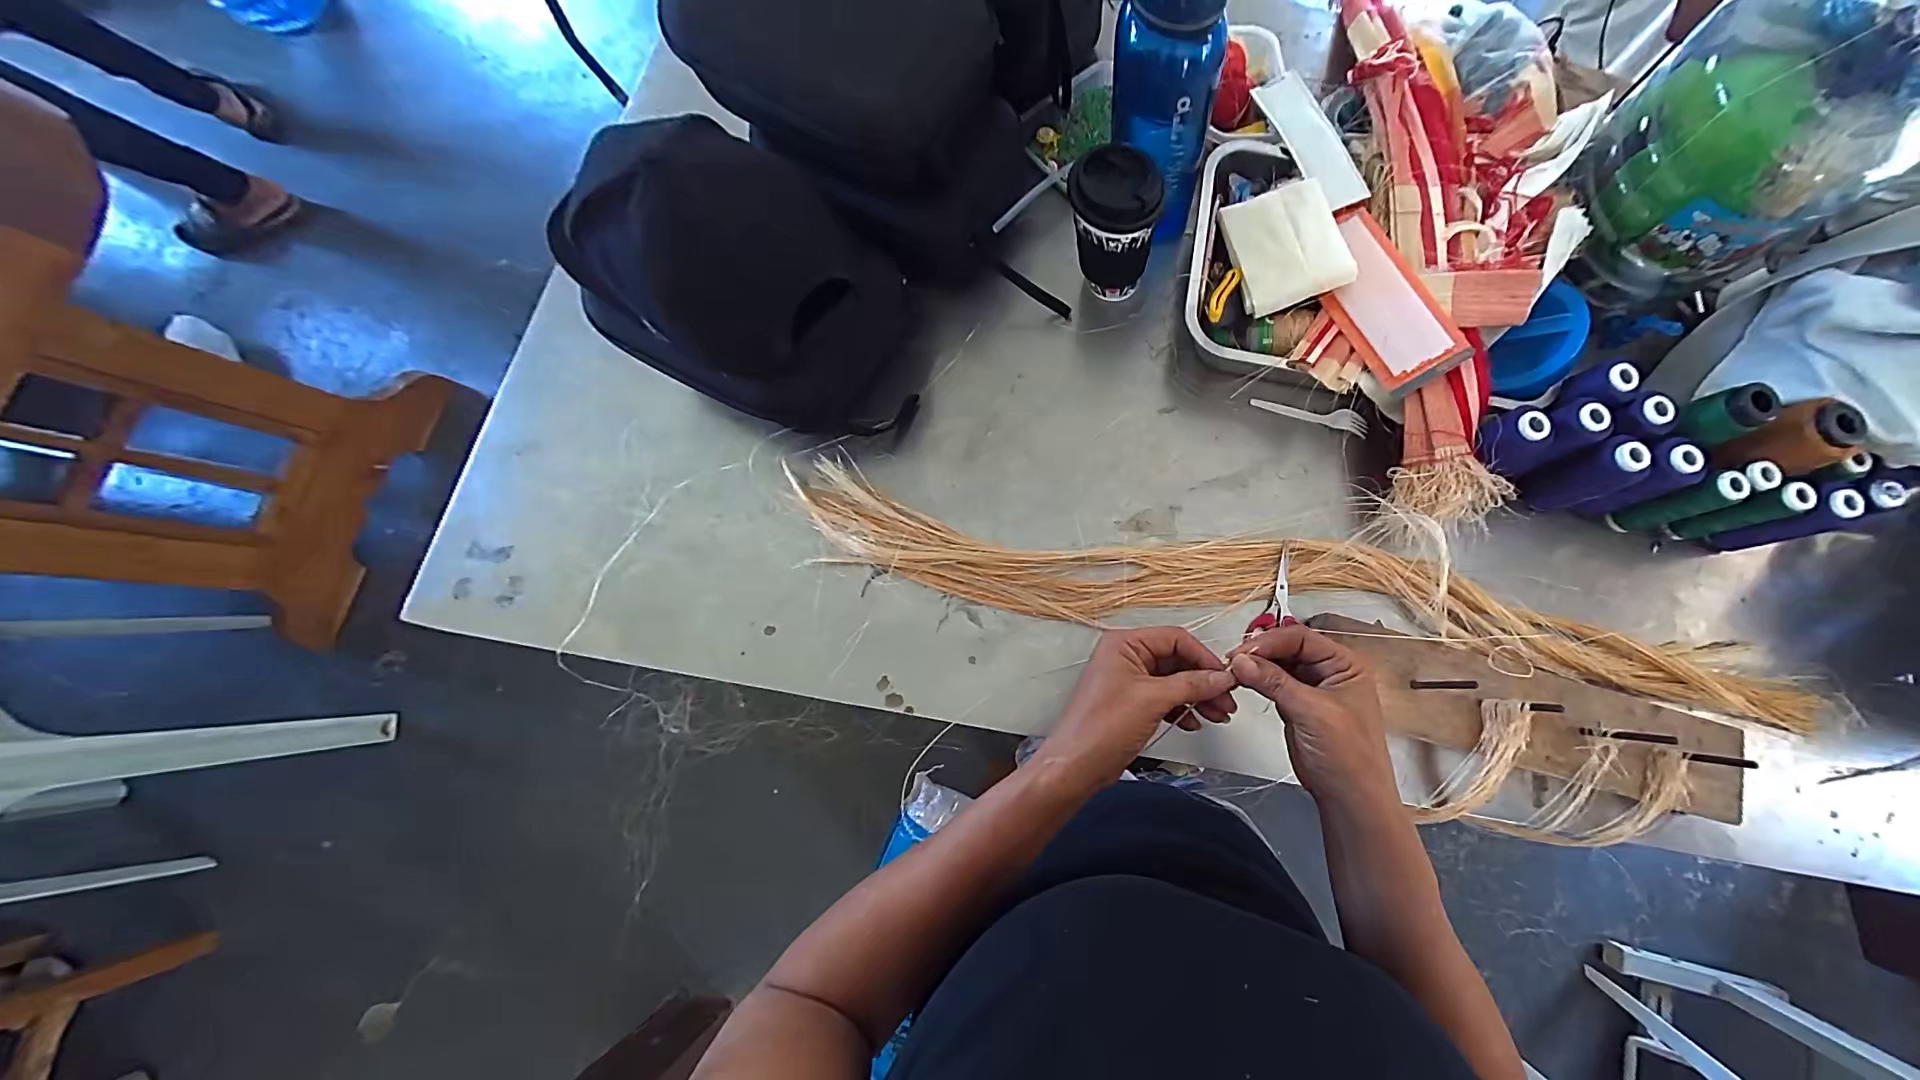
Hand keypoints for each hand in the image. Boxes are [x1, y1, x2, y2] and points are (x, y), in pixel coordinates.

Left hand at [1036, 627, 1238, 790]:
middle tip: (1226, 700)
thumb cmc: (1099, 728)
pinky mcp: (1131, 702)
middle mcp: (1124, 657)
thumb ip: (1191, 685)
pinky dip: (1182, 708)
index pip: (1175, 638)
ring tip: (1217, 714)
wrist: (1077, 765)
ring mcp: (1127, 680)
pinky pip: (1165, 697)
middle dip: (1203, 680)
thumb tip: (1220, 677)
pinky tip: (1194, 722)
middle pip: (1176, 659)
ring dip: (1197, 696)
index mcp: (1123, 644)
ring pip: (1173, 680)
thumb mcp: (1153, 700)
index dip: (1203, 657)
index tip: (1225, 677)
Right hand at [1226, 624, 1396, 811]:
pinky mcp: (1294, 703)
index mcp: (1345, 664)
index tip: (1242, 652)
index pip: (1300, 638)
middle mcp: (1328, 670)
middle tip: (1232, 661)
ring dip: (1253, 665)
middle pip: (1286, 647)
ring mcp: (1310, 687)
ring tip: (1232, 671)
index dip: (1269, 642)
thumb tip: (1241, 659)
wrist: (1350, 798)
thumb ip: (1275, 682)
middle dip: (1258, 652)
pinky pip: (1270, 681)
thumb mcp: (1312, 712)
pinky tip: (1240, 680)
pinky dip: (1254, 679)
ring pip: (1275, 663)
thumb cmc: (1349, 756)